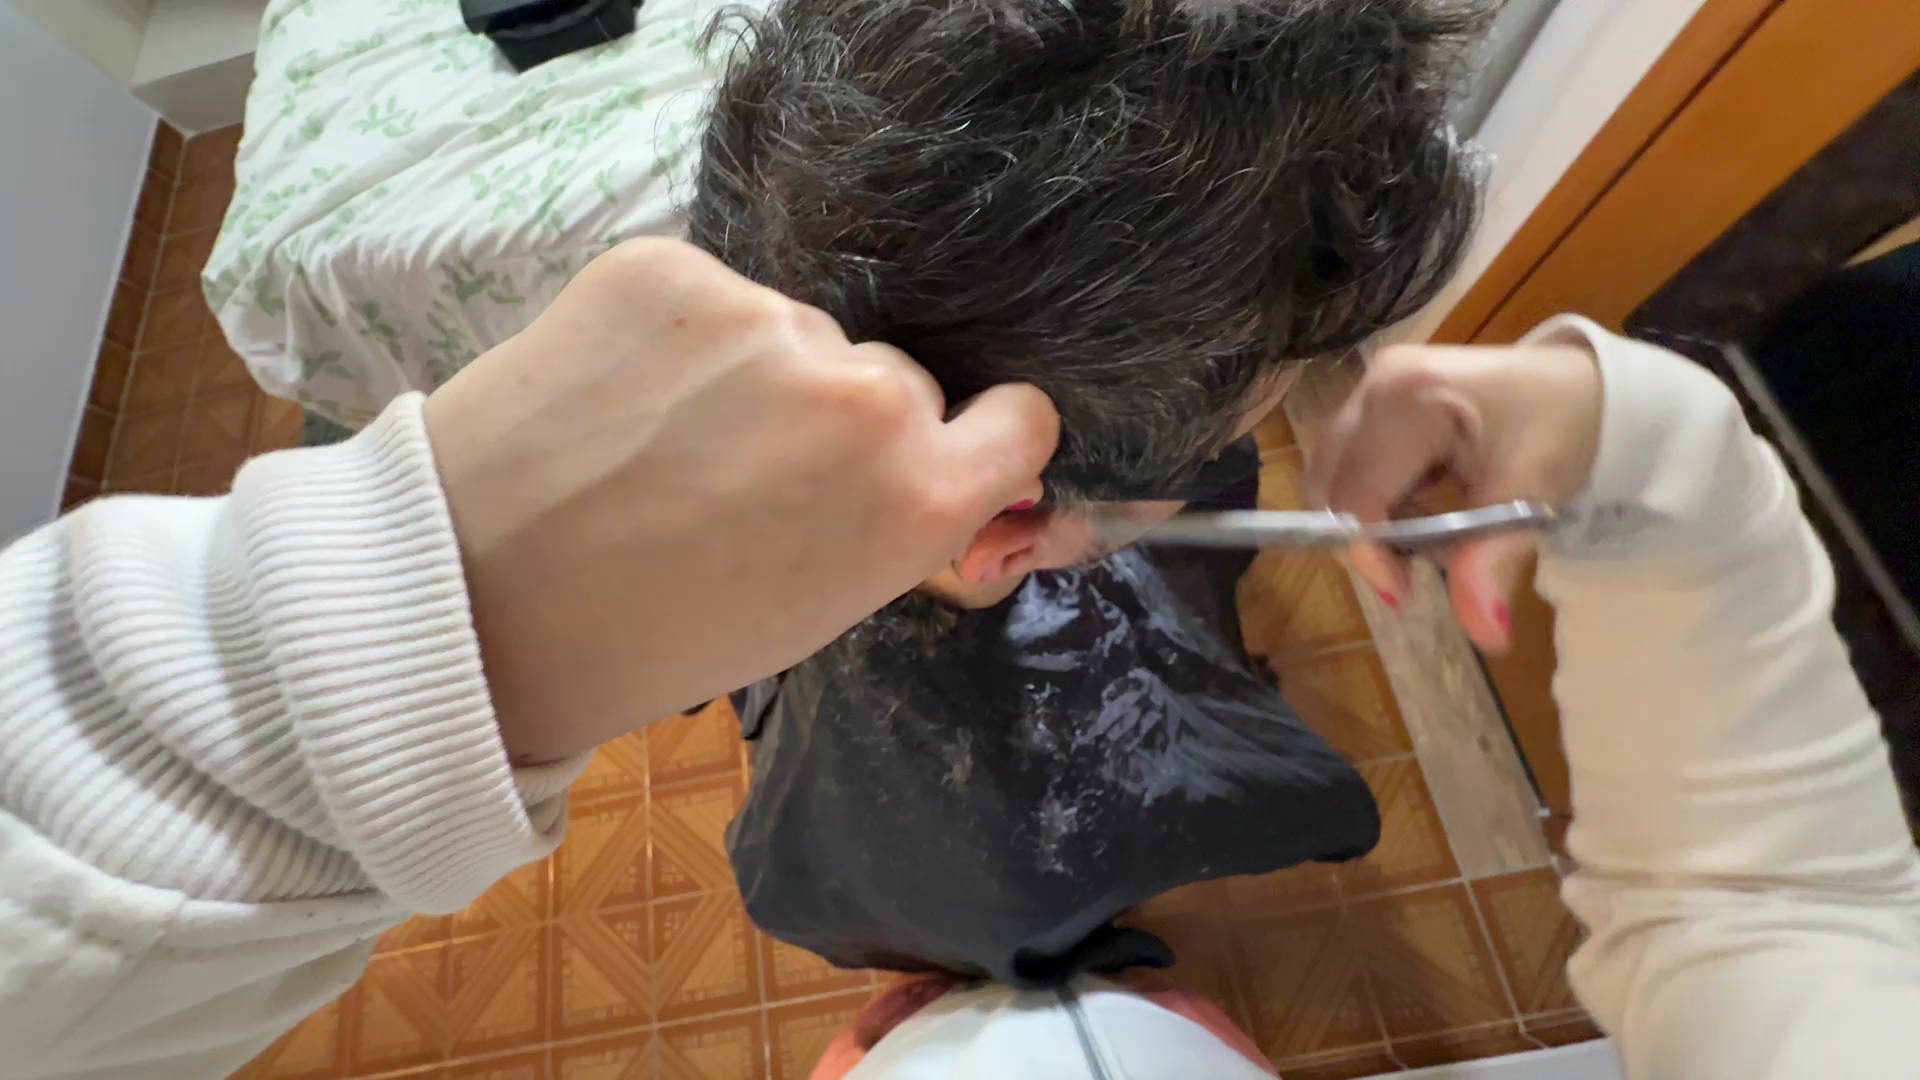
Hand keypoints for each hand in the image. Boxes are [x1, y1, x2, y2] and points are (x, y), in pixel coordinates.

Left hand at [423, 239, 1058, 761]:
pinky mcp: (671, 268)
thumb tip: (950, 462)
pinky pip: (722, 298)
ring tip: (680, 438)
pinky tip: (633, 394)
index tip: (945, 449)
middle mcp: (866, 396)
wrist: (485, 609)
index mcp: (920, 495)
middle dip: (853, 423)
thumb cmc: (678, 635)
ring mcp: (768, 319)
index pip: (1024, 416)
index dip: (989, 435)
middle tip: (764, 473)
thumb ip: (907, 518)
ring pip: (808, 337)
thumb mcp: (833, 601)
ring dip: (769, 378)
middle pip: (900, 378)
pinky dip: (694, 341)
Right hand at [1303, 341, 1603, 651]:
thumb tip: (1486, 634)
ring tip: (1424, 536)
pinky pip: (1342, 467)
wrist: (1590, 383)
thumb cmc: (1568, 427)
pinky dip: (1371, 502)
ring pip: (1328, 480)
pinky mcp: (1366, 401)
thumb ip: (1495, 558)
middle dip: (1364, 539)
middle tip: (1413, 570)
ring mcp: (1364, 389)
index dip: (1368, 551)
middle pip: (1329, 486)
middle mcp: (1371, 386)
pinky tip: (1416, 507)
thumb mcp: (1534, 492)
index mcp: (1409, 397)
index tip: (1403, 595)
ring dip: (1366, 522)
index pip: (1355, 492)